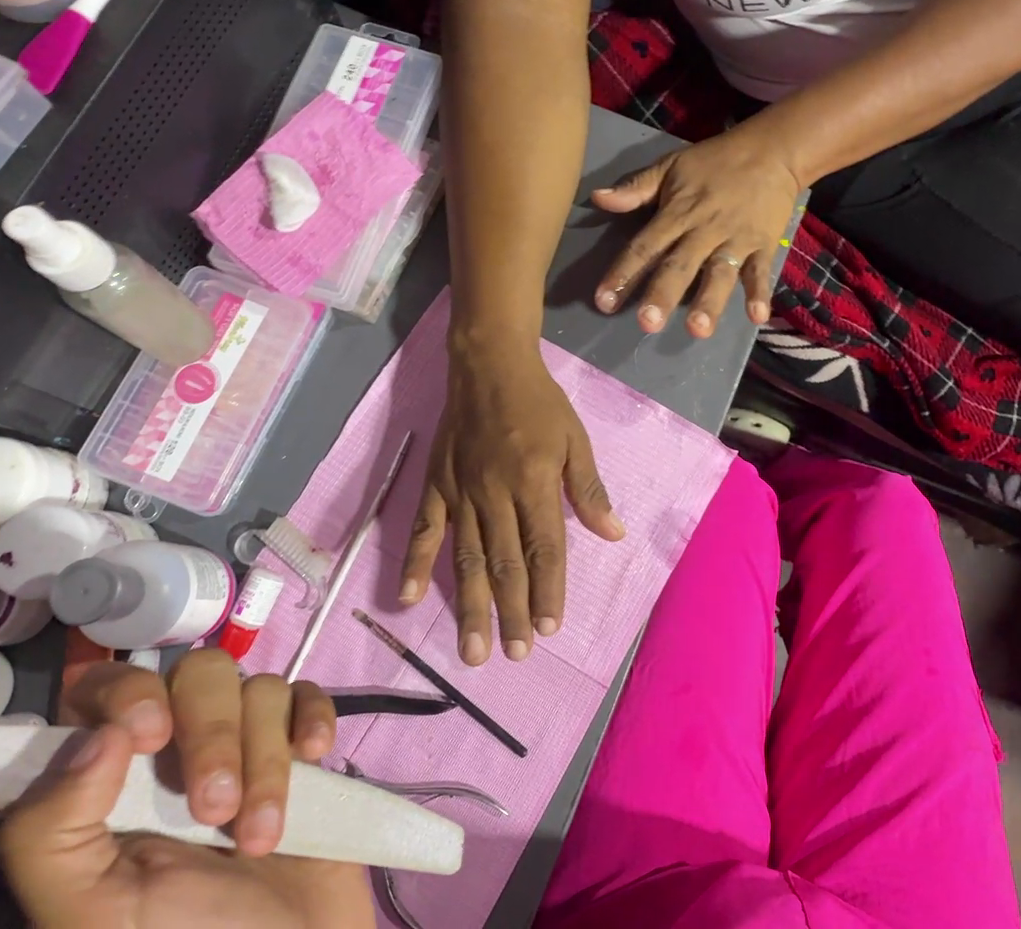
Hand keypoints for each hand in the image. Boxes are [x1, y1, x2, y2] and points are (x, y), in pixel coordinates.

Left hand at [0, 651, 375, 928]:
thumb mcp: (91, 916)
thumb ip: (51, 834)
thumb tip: (100, 734)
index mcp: (110, 783)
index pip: (101, 688)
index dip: (127, 690)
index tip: (151, 736)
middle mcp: (175, 752)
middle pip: (196, 675)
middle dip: (213, 736)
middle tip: (215, 810)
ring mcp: (246, 747)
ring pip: (259, 689)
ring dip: (266, 760)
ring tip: (262, 838)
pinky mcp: (302, 753)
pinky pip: (308, 697)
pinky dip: (313, 718)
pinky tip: (315, 756)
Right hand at [400, 342, 625, 664]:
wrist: (488, 365)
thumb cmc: (540, 404)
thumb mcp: (576, 440)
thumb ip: (588, 490)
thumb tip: (612, 534)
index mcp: (533, 483)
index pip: (543, 548)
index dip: (548, 590)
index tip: (550, 628)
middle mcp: (494, 494)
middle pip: (504, 563)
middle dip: (511, 612)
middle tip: (515, 655)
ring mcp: (460, 492)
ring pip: (466, 558)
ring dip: (469, 605)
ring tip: (472, 649)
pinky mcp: (434, 485)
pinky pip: (422, 529)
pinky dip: (414, 564)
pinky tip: (408, 598)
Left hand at [592, 128, 800, 337]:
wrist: (773, 149)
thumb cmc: (715, 161)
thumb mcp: (671, 166)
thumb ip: (636, 187)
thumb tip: (597, 198)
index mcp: (676, 213)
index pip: (644, 246)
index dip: (623, 273)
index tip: (604, 301)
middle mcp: (703, 230)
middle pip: (680, 266)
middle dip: (663, 294)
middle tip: (647, 324)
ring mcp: (735, 239)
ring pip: (719, 274)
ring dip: (709, 302)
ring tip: (698, 330)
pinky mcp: (763, 245)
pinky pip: (760, 272)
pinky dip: (759, 293)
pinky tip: (756, 318)